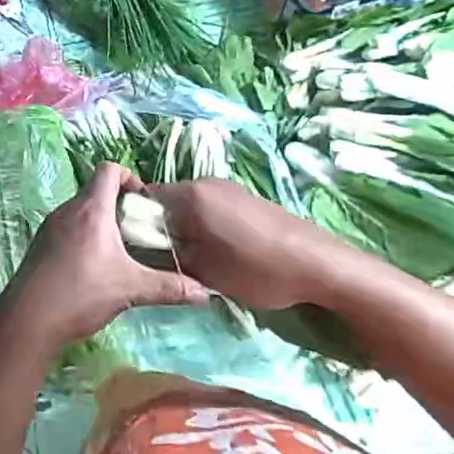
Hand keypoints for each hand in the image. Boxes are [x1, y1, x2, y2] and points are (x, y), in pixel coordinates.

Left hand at [1, 164, 208, 348]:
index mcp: (91, 209)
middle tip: (138, 231)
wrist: (28, 319)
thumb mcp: (130, 289)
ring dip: (101, 222)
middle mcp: (67, 210)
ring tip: (119, 251)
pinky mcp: (40, 244)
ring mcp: (49, 226)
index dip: (129, 176)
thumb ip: (169, 288)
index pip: (109, 169)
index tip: (144, 201)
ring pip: (80, 210)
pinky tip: (93, 267)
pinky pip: (67, 228)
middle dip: (119, 205)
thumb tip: (206, 293)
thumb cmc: (81, 293)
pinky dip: (83, 236)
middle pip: (95, 191)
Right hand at [144, 179, 344, 309]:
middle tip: (161, 255)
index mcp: (191, 194)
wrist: (318, 264)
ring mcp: (230, 189)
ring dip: (186, 226)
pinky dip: (206, 225)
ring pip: (192, 205)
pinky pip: (212, 208)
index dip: (135, 219)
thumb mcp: (204, 270)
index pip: (145, 197)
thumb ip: (171, 256)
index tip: (135, 244)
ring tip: (191, 256)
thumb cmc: (255, 268)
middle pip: (169, 200)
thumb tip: (152, 248)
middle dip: (161, 225)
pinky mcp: (248, 199)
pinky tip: (218, 250)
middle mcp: (207, 183)